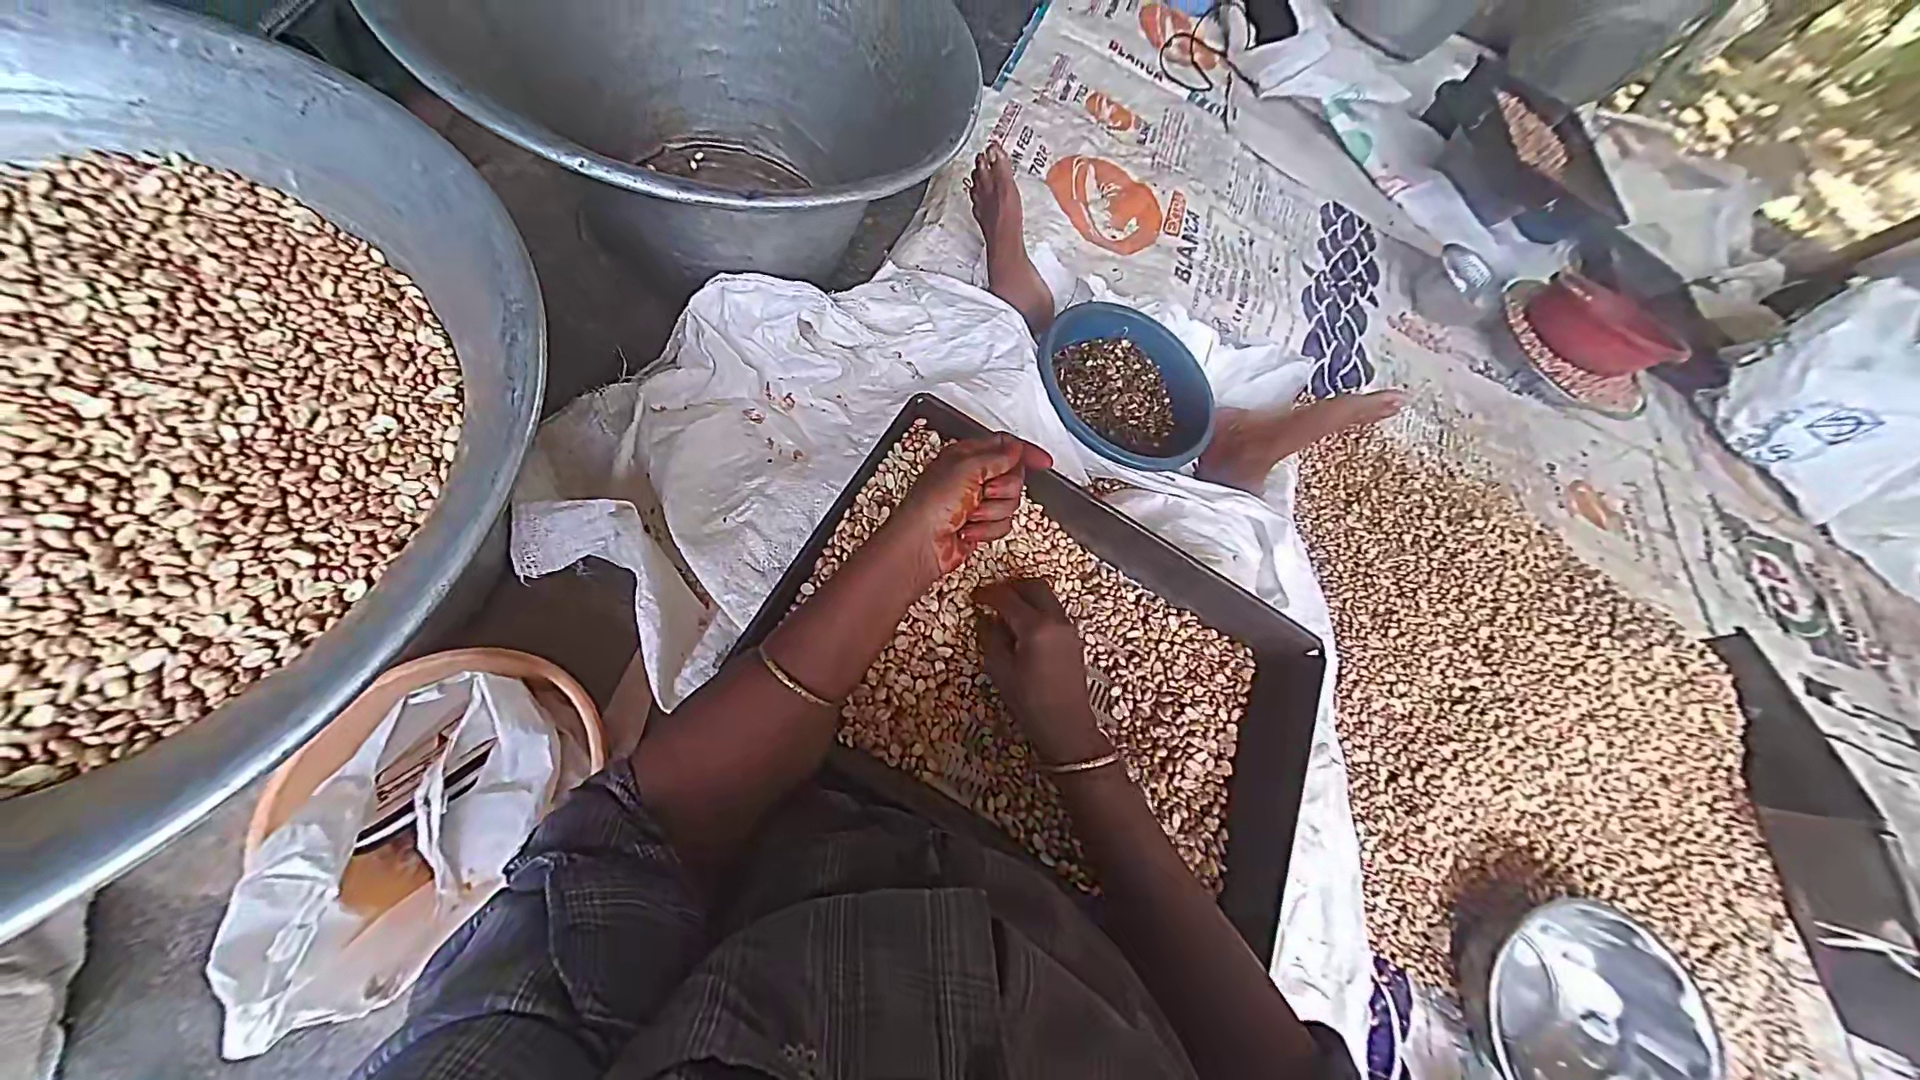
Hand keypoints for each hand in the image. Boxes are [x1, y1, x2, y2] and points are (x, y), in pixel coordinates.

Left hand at [888, 432, 1052, 580]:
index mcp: (967, 456)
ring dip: (993, 511)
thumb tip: (1016, 449)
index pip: (1004, 447)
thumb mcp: (966, 468)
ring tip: (971, 514)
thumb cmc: (932, 505)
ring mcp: (977, 503)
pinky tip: (969, 530)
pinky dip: (988, 529)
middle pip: (1014, 478)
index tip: (1043, 461)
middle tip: (986, 492)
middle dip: (1004, 489)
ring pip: (1011, 504)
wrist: (921, 544)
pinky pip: (1003, 525)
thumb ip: (997, 456)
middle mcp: (973, 477)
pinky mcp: (981, 526)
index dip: (1025, 453)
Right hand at [975, 578, 1112, 766]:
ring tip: (1005, 611)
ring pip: (1046, 596)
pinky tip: (1022, 626)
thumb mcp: (1000, 670)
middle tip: (991, 597)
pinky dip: (1036, 609)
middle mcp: (1056, 620)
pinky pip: (1053, 610)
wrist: (1066, 725)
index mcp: (1036, 627)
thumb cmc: (1029, 701)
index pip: (1008, 597)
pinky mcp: (1073, 638)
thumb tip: (987, 618)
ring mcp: (1068, 628)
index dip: (988, 594)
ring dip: (1025, 596)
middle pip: (1033, 586)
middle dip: (1010, 586)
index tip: (974, 597)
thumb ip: (992, 638)